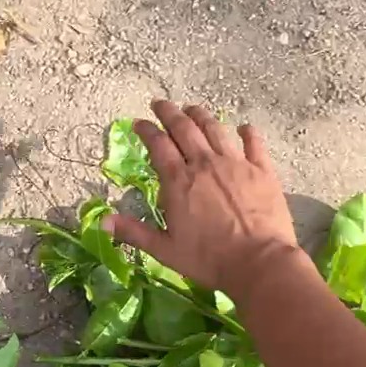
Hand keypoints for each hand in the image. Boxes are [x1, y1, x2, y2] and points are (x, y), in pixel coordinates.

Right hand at [104, 102, 303, 291]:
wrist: (258, 262)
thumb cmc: (208, 259)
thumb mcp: (164, 249)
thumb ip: (134, 232)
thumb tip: (103, 221)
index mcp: (178, 181)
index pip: (158, 145)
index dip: (146, 130)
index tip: (139, 122)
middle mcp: (205, 164)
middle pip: (184, 128)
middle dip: (170, 113)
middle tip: (161, 104)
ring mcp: (236, 164)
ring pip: (215, 129)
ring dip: (201, 116)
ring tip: (193, 109)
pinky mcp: (262, 170)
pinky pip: (254, 143)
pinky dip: (247, 133)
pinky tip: (243, 128)